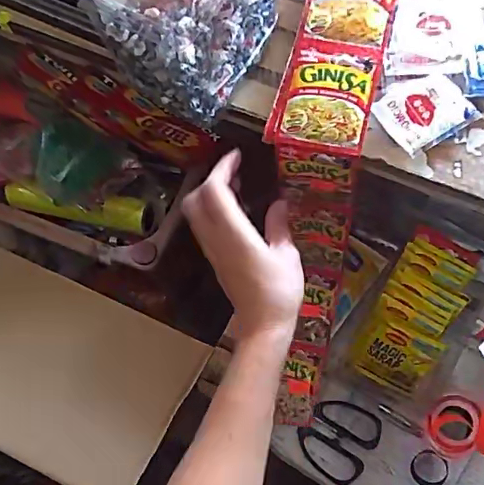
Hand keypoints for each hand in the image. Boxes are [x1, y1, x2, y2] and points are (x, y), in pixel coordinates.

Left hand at [182, 150, 302, 343]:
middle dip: (211, 178)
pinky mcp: (216, 260)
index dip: (222, 168)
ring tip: (236, 187)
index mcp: (235, 235)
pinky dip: (214, 211)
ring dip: (210, 194)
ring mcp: (213, 251)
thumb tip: (279, 203)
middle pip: (196, 199)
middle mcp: (217, 240)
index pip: (214, 191)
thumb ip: (279, 225)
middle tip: (234, 171)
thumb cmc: (280, 293)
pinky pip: (205, 227)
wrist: (263, 327)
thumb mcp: (287, 255)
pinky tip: (236, 212)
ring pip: (196, 213)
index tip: (237, 157)